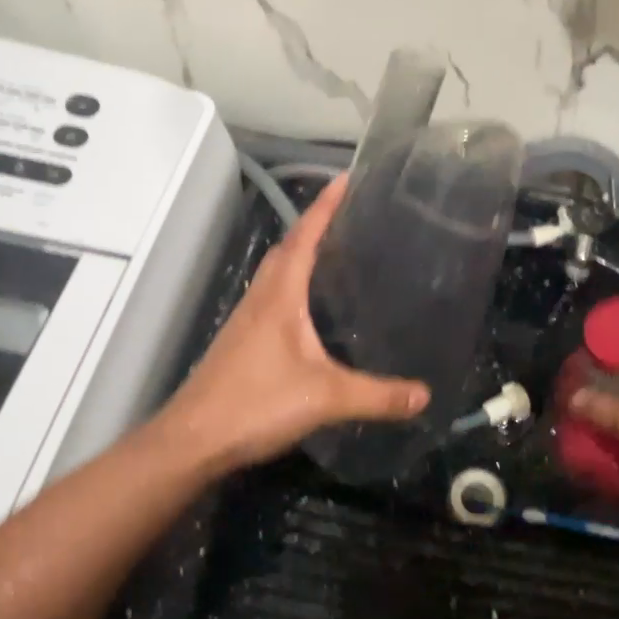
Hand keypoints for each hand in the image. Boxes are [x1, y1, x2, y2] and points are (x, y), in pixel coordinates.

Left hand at [154, 176, 427, 473]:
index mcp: (280, 295)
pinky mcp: (244, 342)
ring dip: (303, 253)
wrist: (192, 440)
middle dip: (317, 224)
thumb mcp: (326, 398)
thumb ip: (378, 396)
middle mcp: (262, 298)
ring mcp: (248, 320)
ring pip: (278, 273)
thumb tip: (425, 395)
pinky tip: (313, 307)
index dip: (326, 206)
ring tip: (338, 250)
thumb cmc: (256, 404)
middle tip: (351, 213)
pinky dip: (295, 284)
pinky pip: (274, 296)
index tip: (347, 178)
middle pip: (289, 248)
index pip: (305, 237)